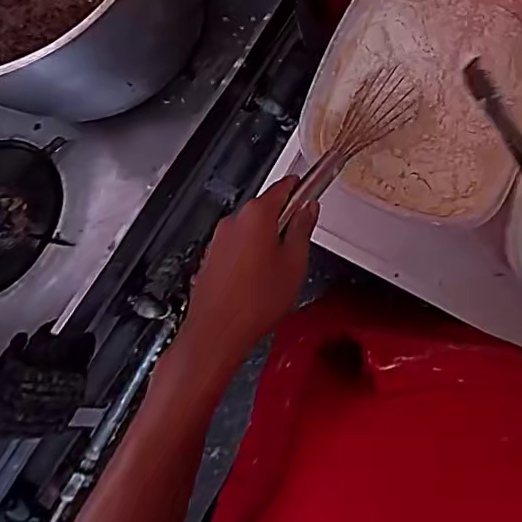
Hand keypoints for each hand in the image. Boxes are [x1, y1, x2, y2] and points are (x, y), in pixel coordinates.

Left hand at [178, 176, 315, 367]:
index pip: (284, 187)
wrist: (215, 335)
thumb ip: (303, 229)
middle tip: (300, 241)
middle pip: (266, 208)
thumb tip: (308, 210)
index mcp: (257, 215)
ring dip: (266, 240)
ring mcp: (219, 240)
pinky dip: (250, 255)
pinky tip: (259, 281)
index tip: (309, 186)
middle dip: (284, 220)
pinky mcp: (211, 258)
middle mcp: (234, 221)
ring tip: (279, 270)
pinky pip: (237, 247)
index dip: (301, 186)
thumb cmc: (253, 303)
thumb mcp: (295, 263)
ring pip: (251, 229)